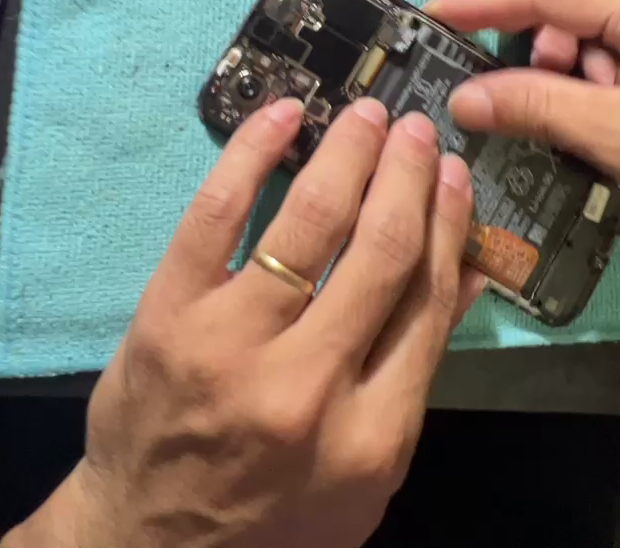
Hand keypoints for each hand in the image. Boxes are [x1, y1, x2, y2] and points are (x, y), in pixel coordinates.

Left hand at [7, 97, 483, 547]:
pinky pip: (216, 212)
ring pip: (309, 221)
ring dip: (347, 153)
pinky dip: (252, 153)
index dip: (449, 223)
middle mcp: (309, 384)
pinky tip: (281, 114)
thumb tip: (469, 267)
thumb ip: (414, 367)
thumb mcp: (366, 469)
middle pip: (381, 249)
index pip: (429, 300)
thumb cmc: (274, 510)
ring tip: (366, 114)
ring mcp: (233, 342)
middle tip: (417, 127)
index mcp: (373, 432)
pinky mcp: (169, 312)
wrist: (150, 542)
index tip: (454, 173)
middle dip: (407, 174)